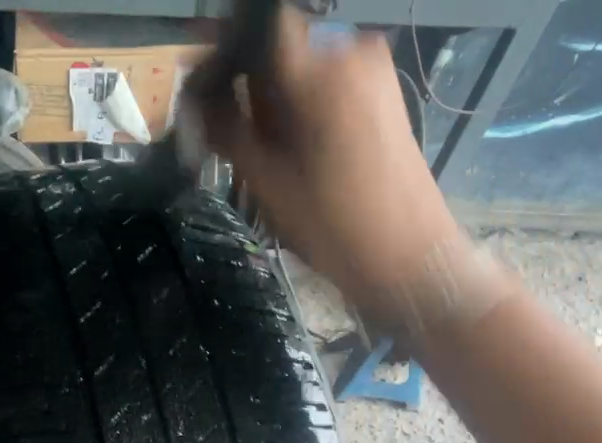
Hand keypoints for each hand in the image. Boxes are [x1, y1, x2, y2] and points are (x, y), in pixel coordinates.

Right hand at [195, 13, 488, 328]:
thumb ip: (228, 132)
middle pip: (280, 48)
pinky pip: (327, 82)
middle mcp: (351, 52)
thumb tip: (193, 99)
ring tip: (265, 152)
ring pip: (303, 67)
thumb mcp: (269, 184)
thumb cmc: (335, 227)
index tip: (205, 90)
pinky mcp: (383, 90)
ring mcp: (373, 69)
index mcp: (320, 71)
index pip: (260, 26)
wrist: (408, 257)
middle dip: (249, 84)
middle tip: (229, 134)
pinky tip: (296, 150)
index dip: (226, 52)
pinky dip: (303, 106)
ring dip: (275, 100)